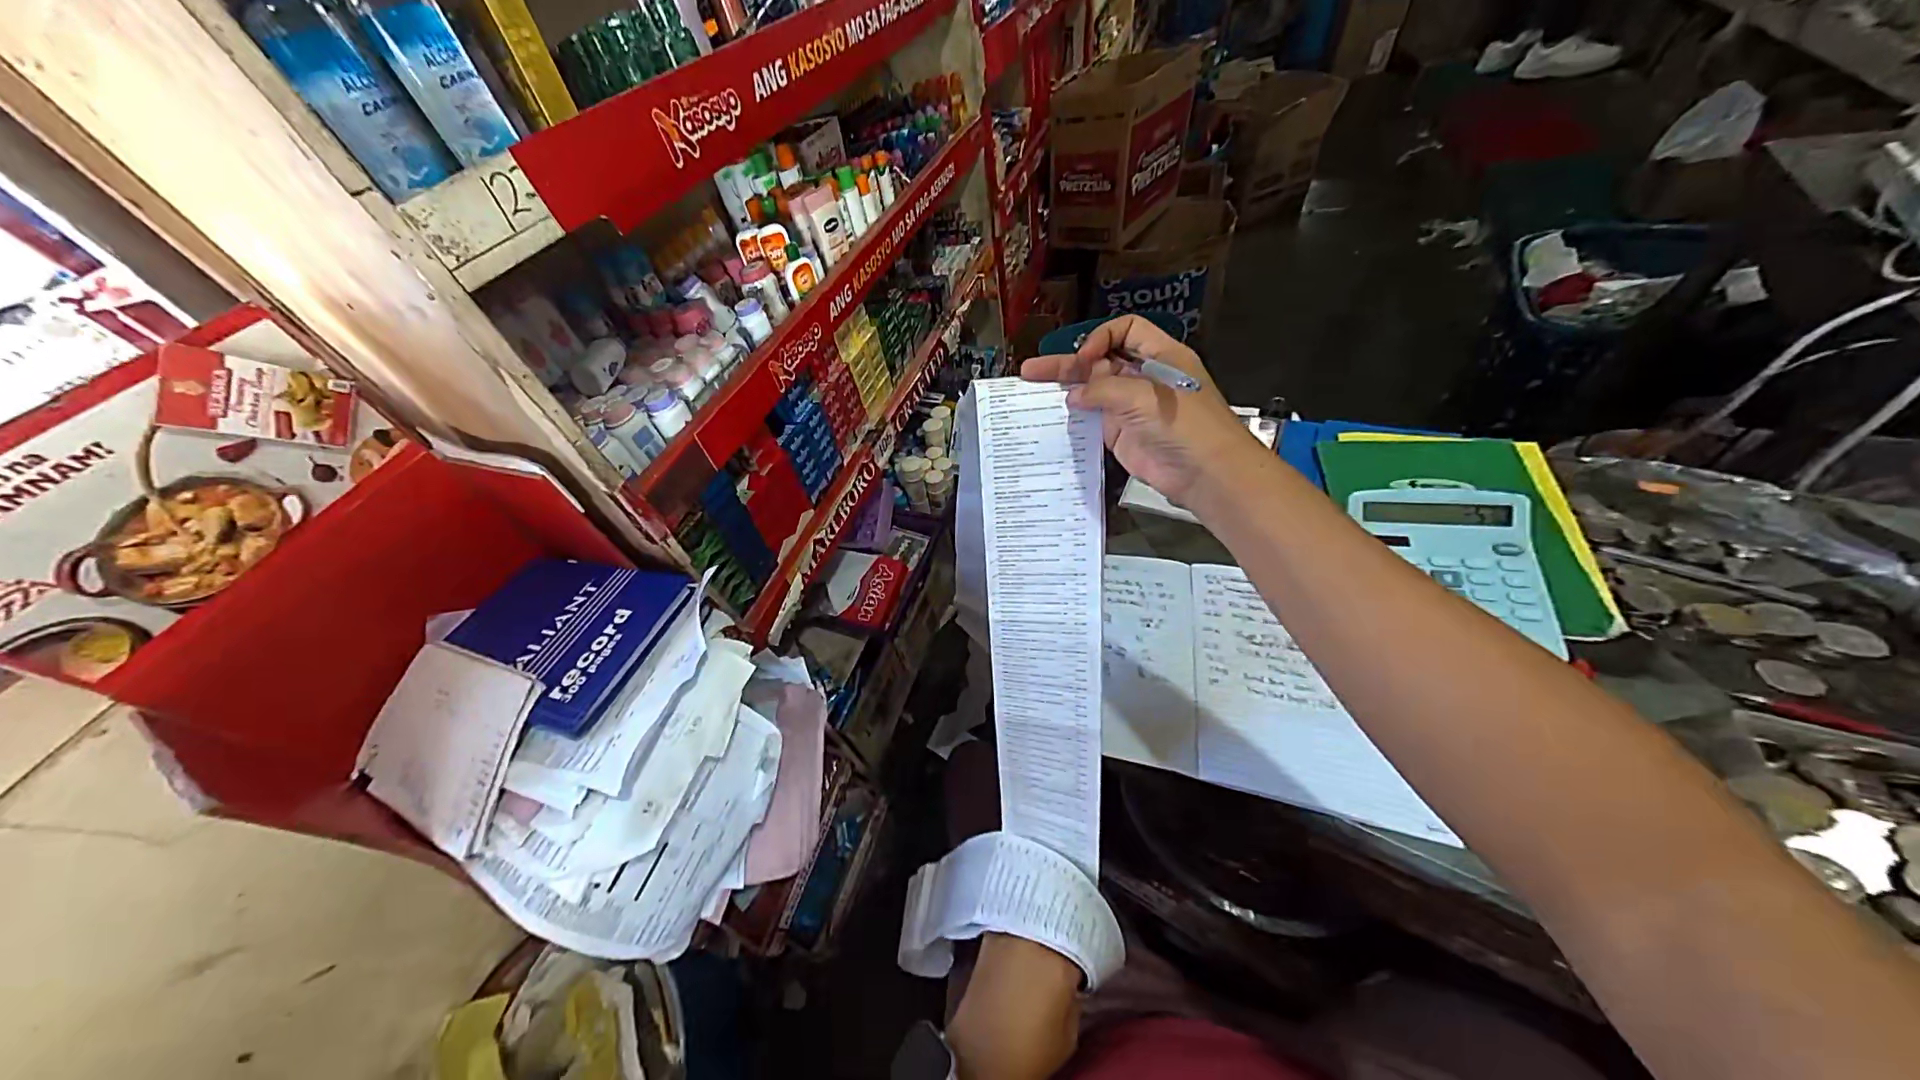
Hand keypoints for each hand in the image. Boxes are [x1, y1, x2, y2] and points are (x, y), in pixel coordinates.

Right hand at [1021, 315, 1260, 506]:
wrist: (1204, 472)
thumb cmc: (1185, 424)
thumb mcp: (1143, 395)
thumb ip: (1103, 390)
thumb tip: (1074, 395)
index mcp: (1160, 356)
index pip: (1125, 330)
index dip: (1101, 338)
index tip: (1085, 358)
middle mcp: (1143, 376)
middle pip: (1101, 360)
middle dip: (1069, 362)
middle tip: (1034, 369)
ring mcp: (1131, 405)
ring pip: (1093, 389)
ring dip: (1066, 387)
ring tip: (1033, 385)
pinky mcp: (1121, 432)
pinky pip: (1093, 417)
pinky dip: (1074, 414)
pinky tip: (1053, 413)